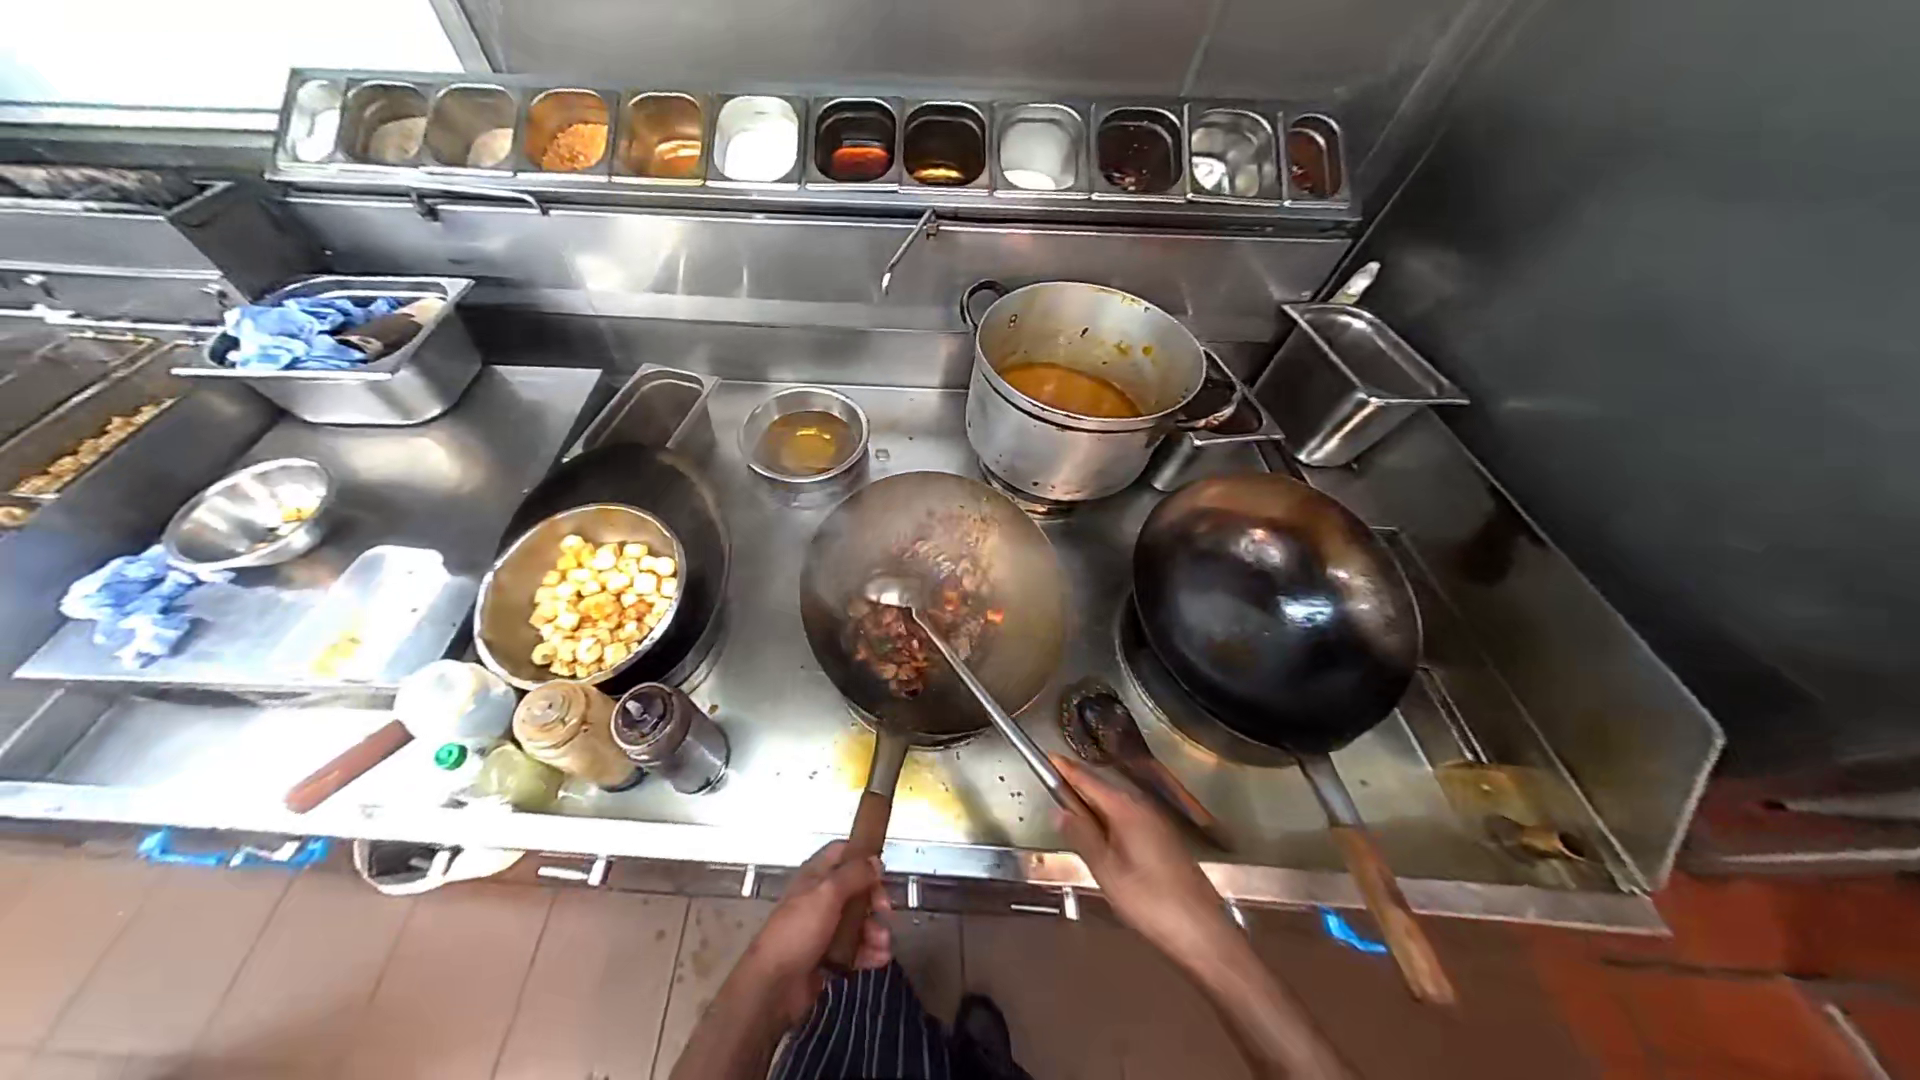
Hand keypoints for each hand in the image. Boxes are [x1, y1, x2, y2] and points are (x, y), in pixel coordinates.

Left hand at [734, 841, 892, 1025]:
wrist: (773, 986)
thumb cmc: (798, 930)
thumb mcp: (827, 893)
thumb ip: (854, 874)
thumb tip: (875, 861)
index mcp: (815, 876)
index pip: (841, 853)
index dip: (862, 857)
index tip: (880, 871)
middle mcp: (820, 898)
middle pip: (855, 888)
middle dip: (874, 899)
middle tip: (885, 911)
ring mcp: (823, 928)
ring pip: (858, 921)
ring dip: (875, 930)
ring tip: (883, 945)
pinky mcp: (827, 956)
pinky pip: (855, 948)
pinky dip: (869, 952)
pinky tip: (880, 959)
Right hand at [1053, 755, 1238, 961]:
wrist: (1203, 933)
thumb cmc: (1150, 902)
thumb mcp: (1106, 870)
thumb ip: (1081, 835)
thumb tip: (1060, 810)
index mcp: (1126, 809)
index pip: (1088, 780)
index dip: (1066, 769)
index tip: (1048, 758)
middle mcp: (1142, 807)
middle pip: (1102, 788)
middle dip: (1077, 785)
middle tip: (1052, 784)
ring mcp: (1156, 822)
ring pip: (1115, 804)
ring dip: (1092, 804)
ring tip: (1069, 811)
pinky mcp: (1163, 839)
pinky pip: (1127, 817)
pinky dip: (1107, 818)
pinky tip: (1100, 835)